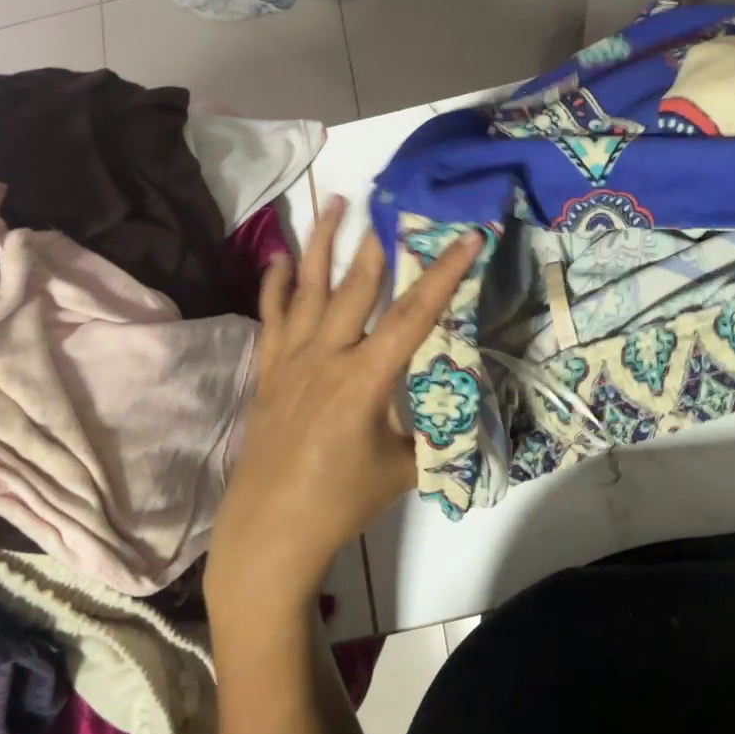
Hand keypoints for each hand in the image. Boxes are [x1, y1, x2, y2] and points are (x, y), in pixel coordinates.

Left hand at [206, 196, 482, 613]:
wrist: (268, 535)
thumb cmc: (340, 504)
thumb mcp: (401, 468)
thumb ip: (429, 429)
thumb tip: (456, 403)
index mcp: (364, 380)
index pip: (413, 315)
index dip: (443, 274)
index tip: (467, 236)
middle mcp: (326, 358)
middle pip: (357, 287)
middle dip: (380, 241)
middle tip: (395, 198)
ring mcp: (290, 361)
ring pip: (309, 289)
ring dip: (323, 243)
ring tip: (335, 202)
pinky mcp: (267, 372)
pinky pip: (272, 317)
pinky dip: (277, 284)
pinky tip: (281, 257)